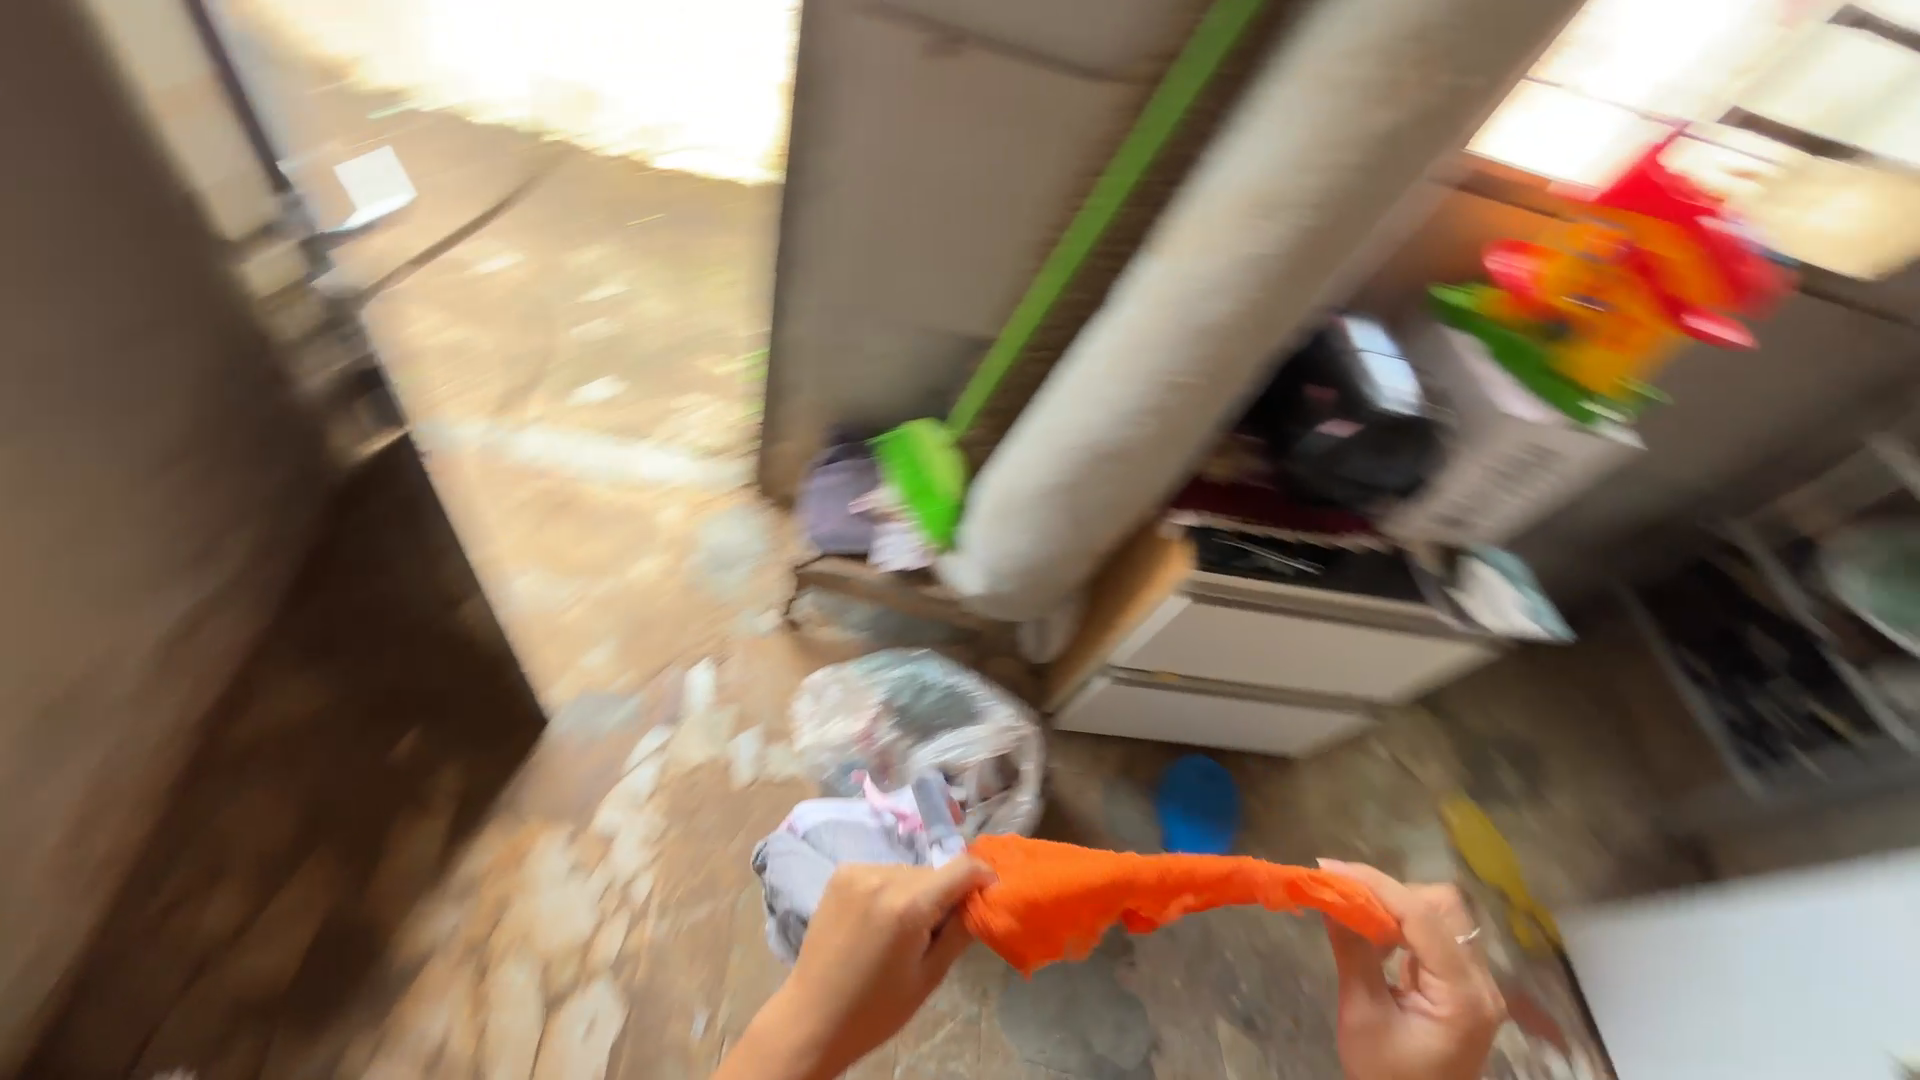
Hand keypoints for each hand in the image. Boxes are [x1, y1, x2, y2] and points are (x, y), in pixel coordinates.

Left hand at [716, 858, 995, 1079]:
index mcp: (908, 905)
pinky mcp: (841, 873)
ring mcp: (858, 871)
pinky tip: (879, 921)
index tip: (988, 896)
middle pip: (933, 873)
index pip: (962, 868)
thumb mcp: (930, 976)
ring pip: (908, 871)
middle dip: (943, 894)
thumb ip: (961, 931)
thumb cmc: (876, 1008)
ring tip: (903, 930)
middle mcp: (883, 876)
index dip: (982, 878)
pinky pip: (883, 872)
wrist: (813, 1017)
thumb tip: (983, 899)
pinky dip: (890, 889)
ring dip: (916, 891)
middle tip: (937, 931)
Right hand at [1317, 860, 1505, 1079]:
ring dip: (1395, 904)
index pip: (1422, 917)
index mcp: (1464, 995)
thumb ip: (1352, 952)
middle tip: (1344, 895)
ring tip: (1354, 912)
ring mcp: (1476, 985)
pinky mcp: (1461, 986)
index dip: (1374, 884)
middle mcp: (1481, 983)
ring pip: (1441, 915)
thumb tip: (1329, 897)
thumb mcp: (1362, 1016)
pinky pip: (1435, 935)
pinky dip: (1401, 923)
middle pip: (1442, 907)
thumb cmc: (1386, 1077)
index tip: (1329, 868)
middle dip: (1390, 892)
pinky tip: (1373, 933)